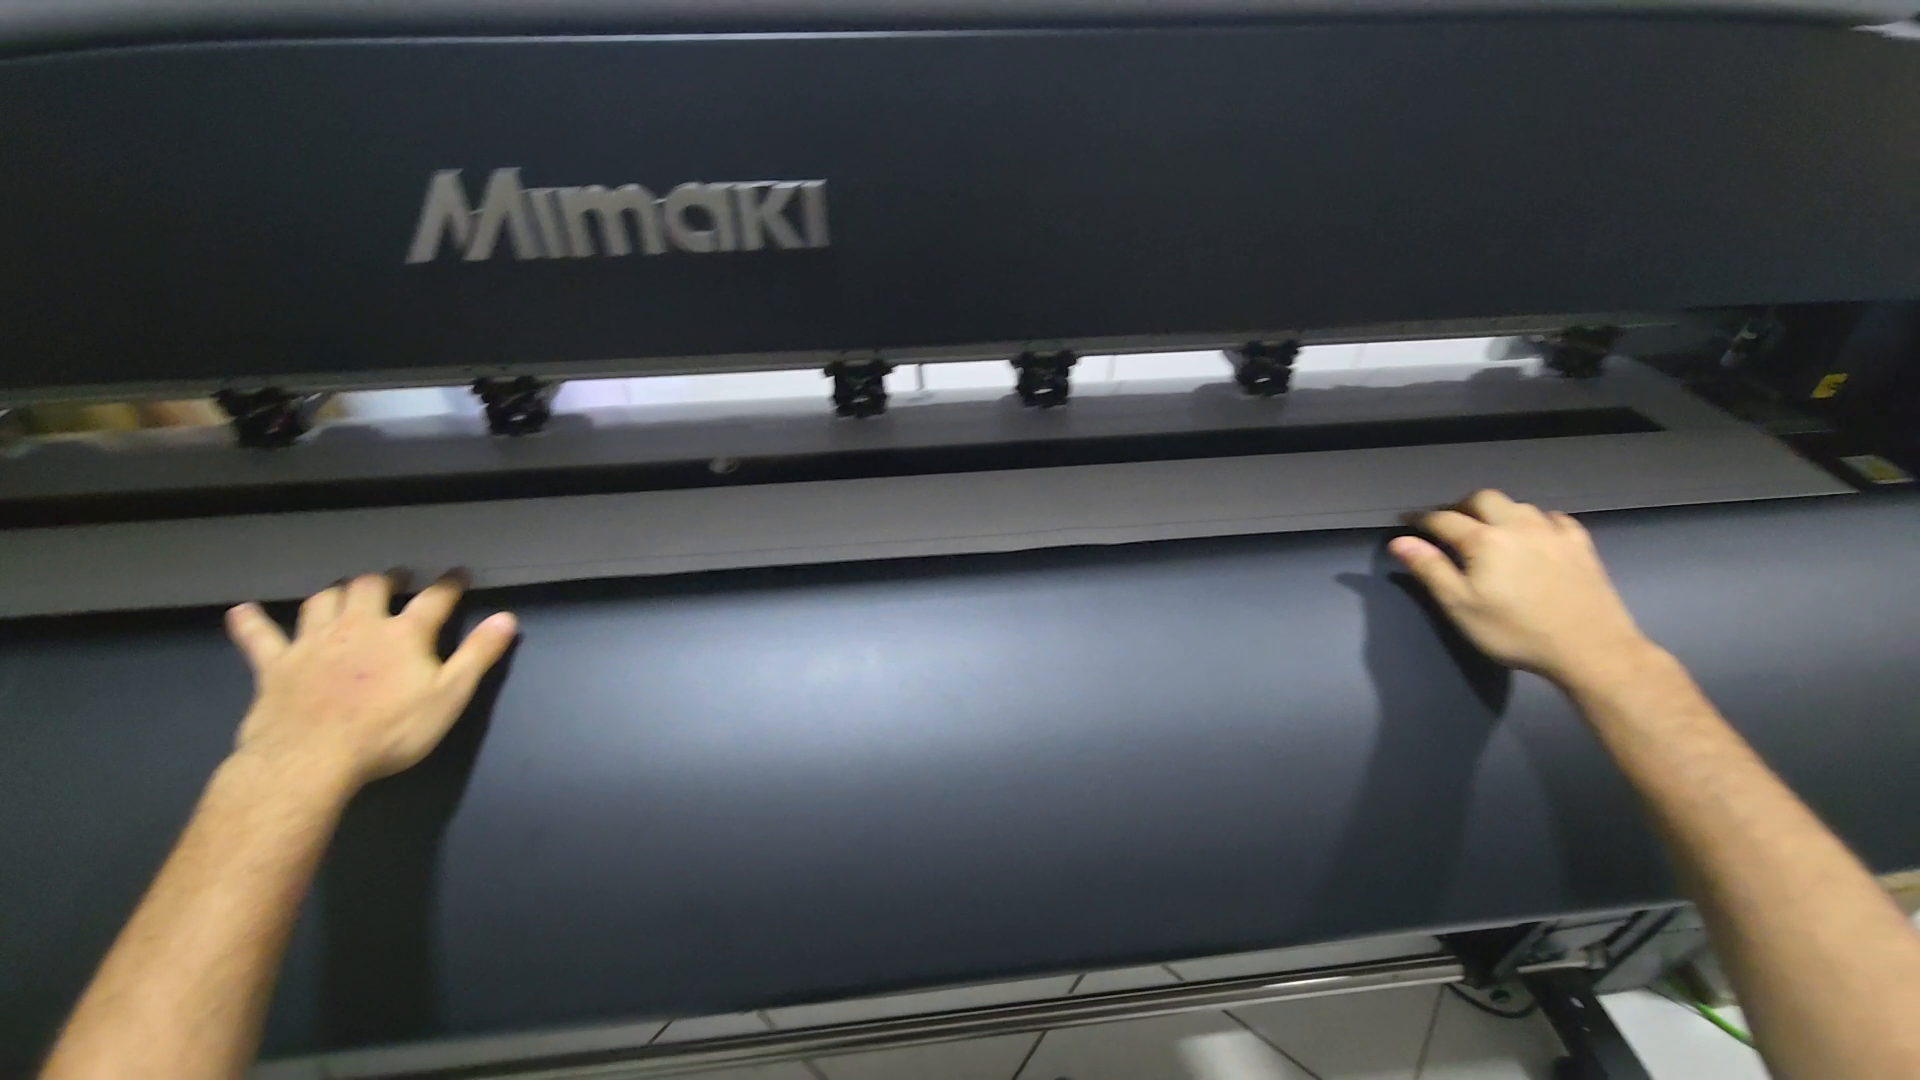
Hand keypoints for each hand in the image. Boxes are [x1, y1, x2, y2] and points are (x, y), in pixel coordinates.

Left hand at [224, 573, 517, 790]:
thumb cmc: (390, 731)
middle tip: (396, 578)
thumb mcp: (449, 696)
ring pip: (322, 601)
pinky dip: (251, 622)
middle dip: (387, 578)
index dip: (450, 584)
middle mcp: (358, 627)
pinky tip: (242, 611)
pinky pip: (259, 637)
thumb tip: (507, 618)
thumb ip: (478, 655)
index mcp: (404, 634)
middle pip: (370, 587)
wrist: (311, 761)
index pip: (435, 599)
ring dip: (335, 591)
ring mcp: (312, 643)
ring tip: (344, 590)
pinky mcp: (275, 666)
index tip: (459, 573)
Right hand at [1389, 490, 1651, 685]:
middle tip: (1447, 523)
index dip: (1421, 519)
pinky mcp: (1581, 545)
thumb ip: (1430, 569)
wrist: (1591, 649)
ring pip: (1518, 505)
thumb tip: (1399, 541)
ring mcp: (1553, 533)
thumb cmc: (1515, 631)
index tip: (1406, 521)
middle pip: (1483, 499)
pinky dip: (1535, 520)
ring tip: (1487, 527)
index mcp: (1485, 540)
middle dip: (1460, 506)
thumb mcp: (1460, 606)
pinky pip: (1554, 518)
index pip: (1443, 519)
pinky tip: (1534, 533)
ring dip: (1496, 511)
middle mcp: (1518, 526)